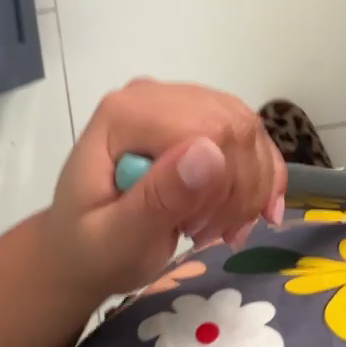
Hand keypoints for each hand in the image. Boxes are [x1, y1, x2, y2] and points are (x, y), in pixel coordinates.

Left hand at [45, 80, 286, 297]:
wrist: (81, 251)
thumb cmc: (90, 250)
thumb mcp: (115, 240)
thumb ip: (157, 199)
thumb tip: (209, 153)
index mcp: (124, 113)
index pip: (204, 126)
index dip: (219, 182)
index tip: (197, 230)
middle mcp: (153, 95)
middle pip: (232, 123)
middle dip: (238, 188)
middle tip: (212, 235)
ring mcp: (178, 102)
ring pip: (248, 128)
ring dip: (251, 187)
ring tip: (222, 229)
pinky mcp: (199, 118)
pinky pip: (250, 135)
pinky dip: (264, 176)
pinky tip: (258, 212)